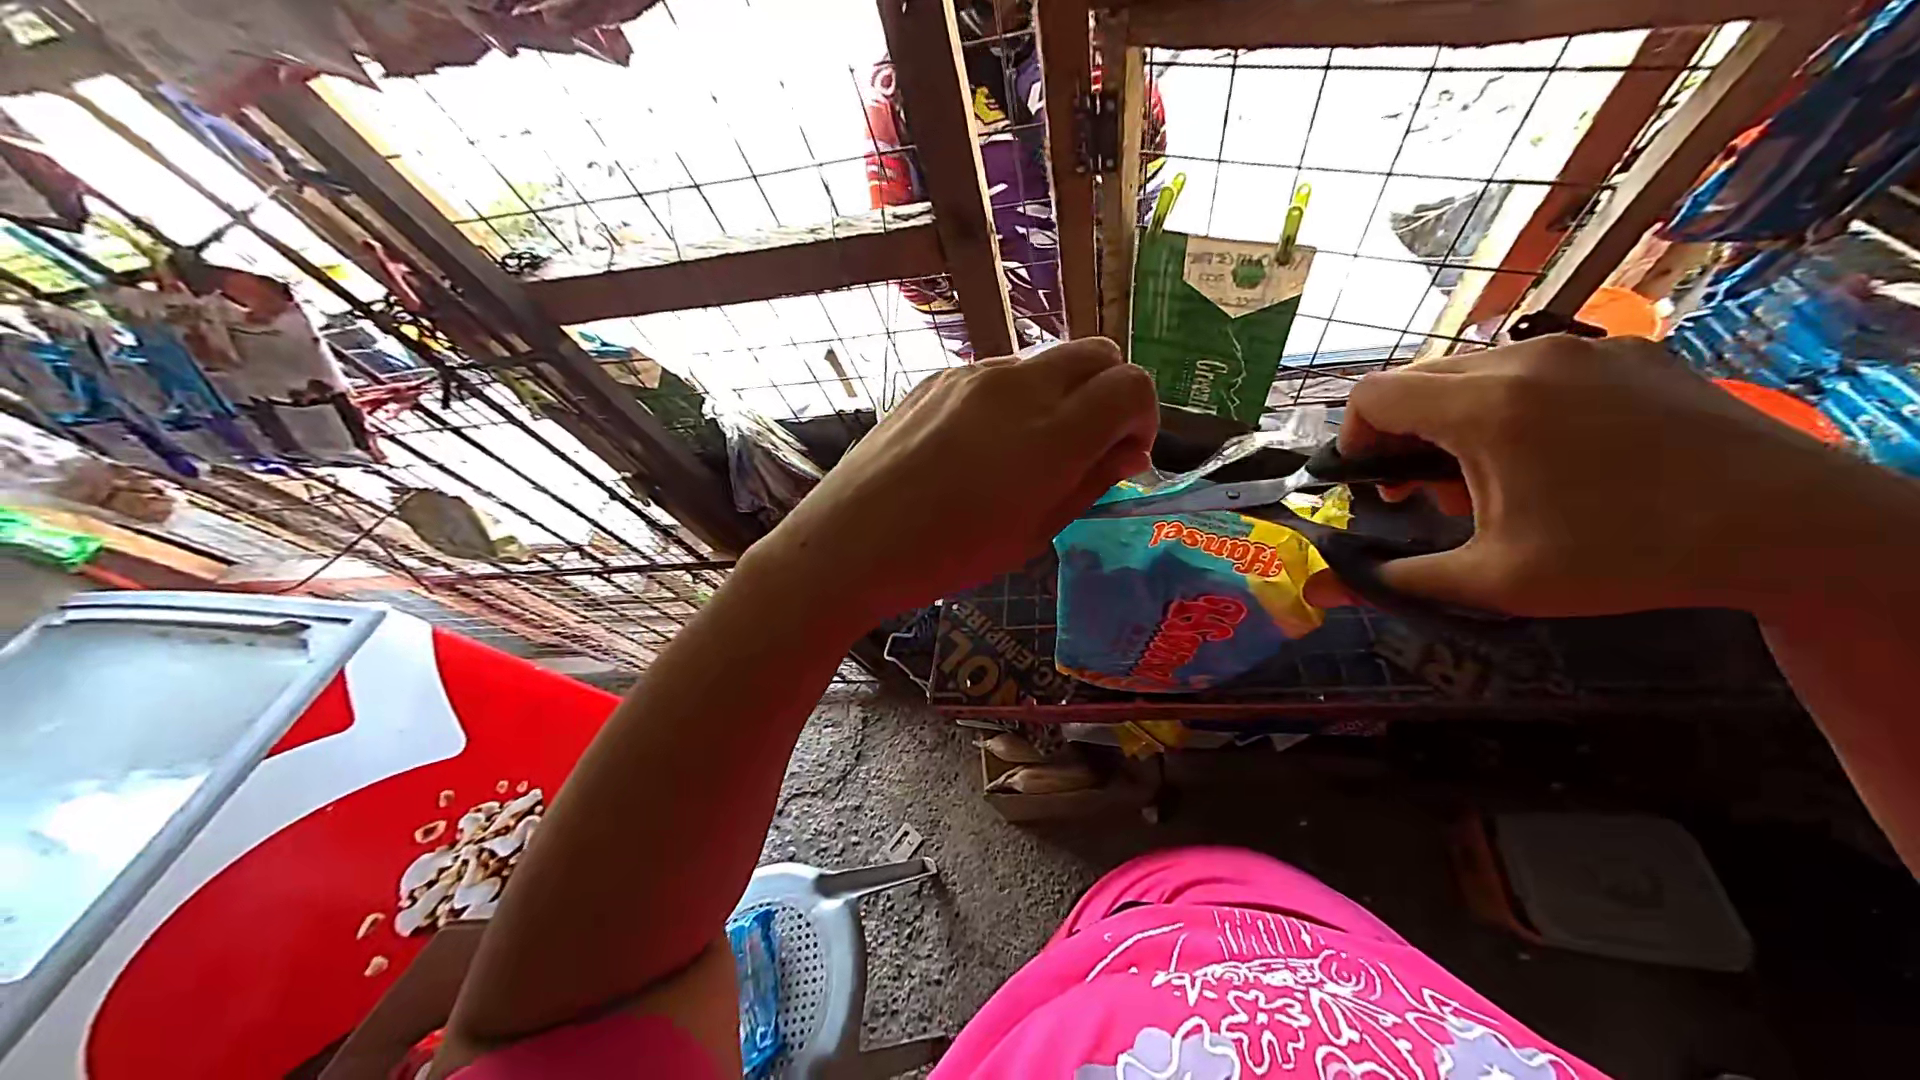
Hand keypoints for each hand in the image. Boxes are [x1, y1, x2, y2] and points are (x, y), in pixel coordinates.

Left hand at [745, 338, 1157, 626]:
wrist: (850, 541)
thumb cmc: (948, 555)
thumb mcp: (1035, 533)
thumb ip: (1091, 482)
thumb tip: (1127, 450)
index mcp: (1052, 432)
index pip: (1132, 385)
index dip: (1143, 418)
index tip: (1124, 456)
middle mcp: (1019, 385)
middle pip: (1098, 354)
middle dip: (1110, 394)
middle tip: (1088, 447)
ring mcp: (974, 374)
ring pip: (1047, 361)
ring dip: (1061, 395)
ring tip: (1026, 452)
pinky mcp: (939, 376)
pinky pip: (1000, 373)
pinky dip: (1016, 398)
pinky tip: (981, 446)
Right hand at [1326, 334, 1863, 617]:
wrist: (1796, 527)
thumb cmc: (1626, 556)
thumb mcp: (1496, 580)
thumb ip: (1398, 578)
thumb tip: (1322, 588)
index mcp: (1487, 406)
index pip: (1374, 394)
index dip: (1354, 438)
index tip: (1375, 483)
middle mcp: (1526, 359)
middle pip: (1418, 380)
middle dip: (1402, 434)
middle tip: (1430, 492)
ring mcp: (1583, 348)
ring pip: (1473, 371)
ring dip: (1453, 418)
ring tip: (1492, 475)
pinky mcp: (1627, 351)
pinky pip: (1532, 367)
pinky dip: (1509, 403)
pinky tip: (1550, 453)